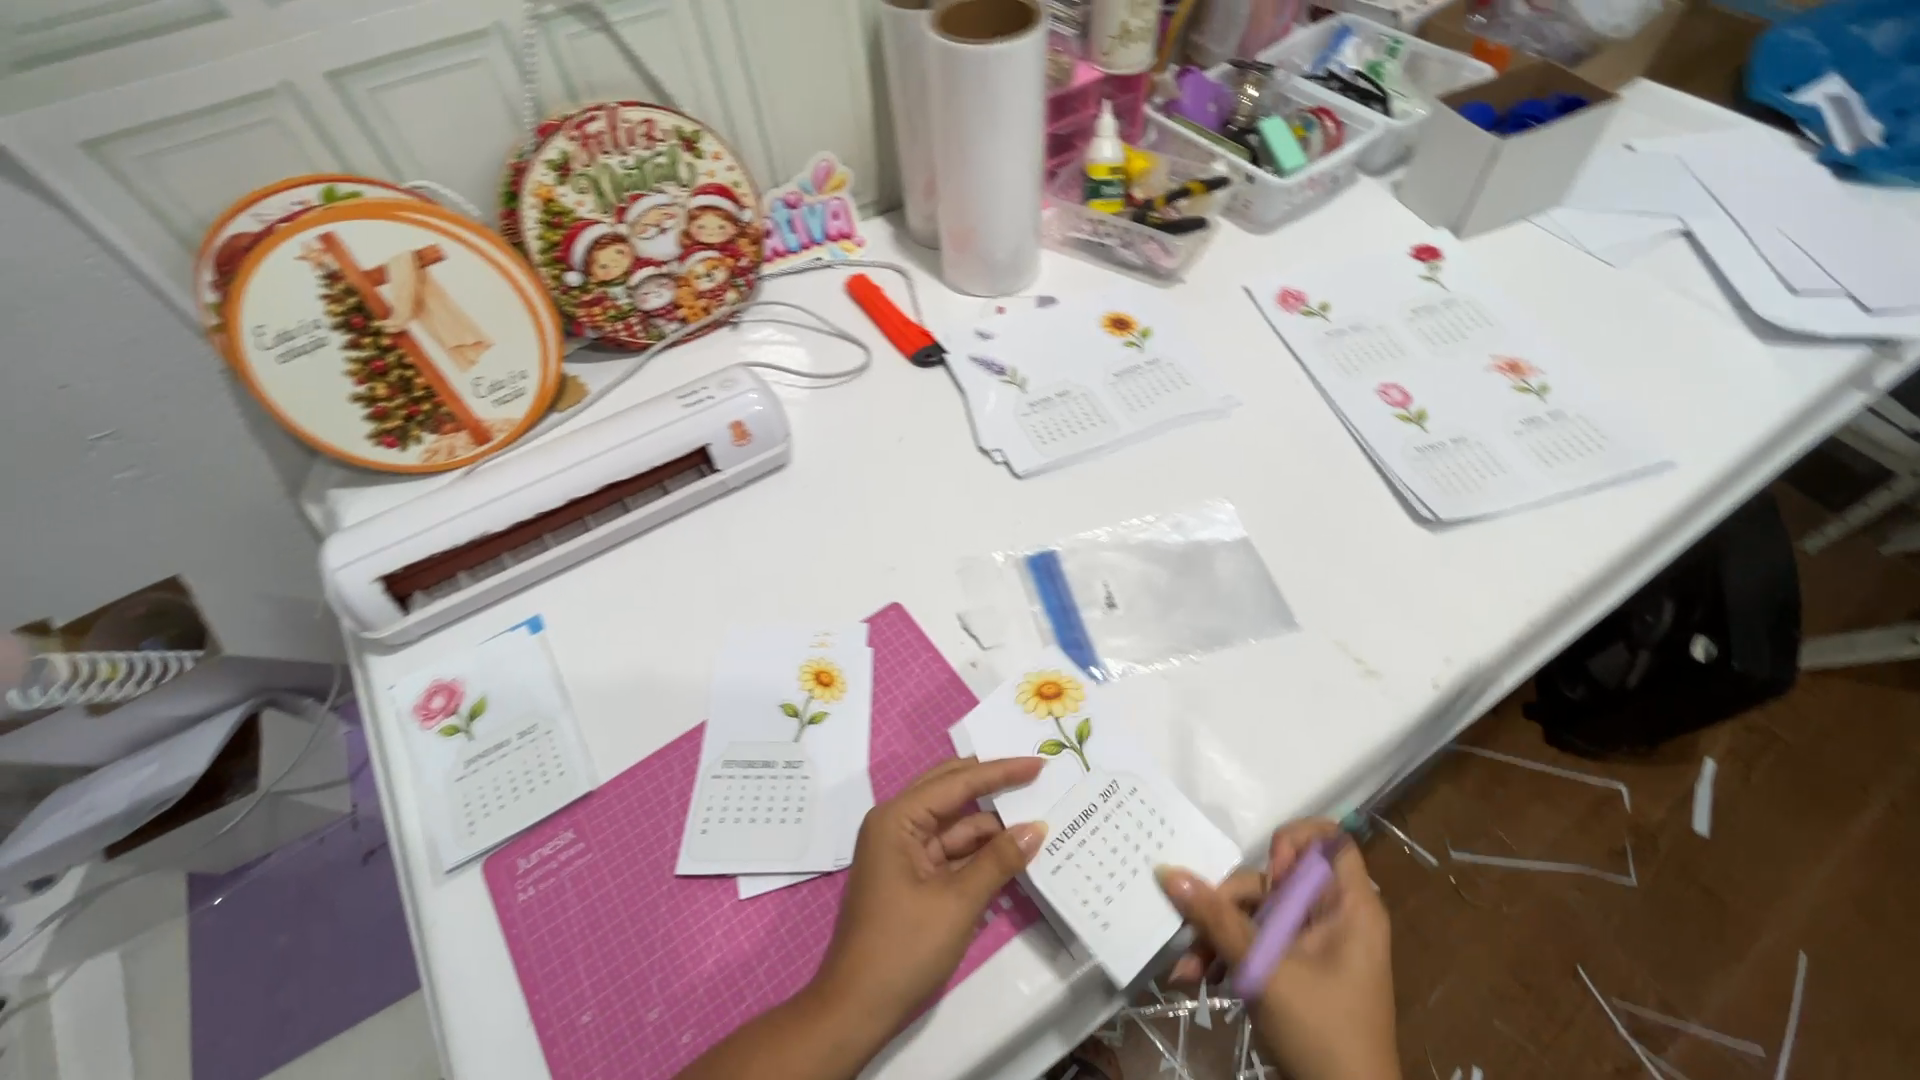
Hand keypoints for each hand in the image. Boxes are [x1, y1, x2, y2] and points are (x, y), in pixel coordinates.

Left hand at [811, 757, 1047, 1036]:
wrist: (857, 1008)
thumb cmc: (903, 947)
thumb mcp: (958, 902)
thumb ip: (999, 860)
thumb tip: (1036, 828)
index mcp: (897, 819)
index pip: (957, 782)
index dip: (1000, 771)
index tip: (1039, 764)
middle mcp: (896, 826)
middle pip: (952, 793)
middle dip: (993, 786)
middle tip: (1036, 777)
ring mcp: (903, 853)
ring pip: (954, 826)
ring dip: (991, 825)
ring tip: (1036, 817)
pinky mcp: (911, 879)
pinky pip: (951, 853)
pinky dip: (980, 853)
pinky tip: (1012, 853)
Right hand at [1156, 820, 1398, 1079]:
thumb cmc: (1320, 1031)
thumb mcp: (1263, 969)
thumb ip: (1216, 917)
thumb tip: (1169, 872)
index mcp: (1347, 906)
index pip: (1328, 840)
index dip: (1293, 843)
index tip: (1268, 873)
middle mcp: (1331, 916)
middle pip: (1275, 878)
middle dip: (1228, 903)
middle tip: (1197, 929)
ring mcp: (1313, 943)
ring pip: (1257, 912)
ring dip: (1218, 934)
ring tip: (1187, 967)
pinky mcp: (1295, 968)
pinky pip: (1256, 941)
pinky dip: (1228, 955)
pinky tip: (1199, 978)